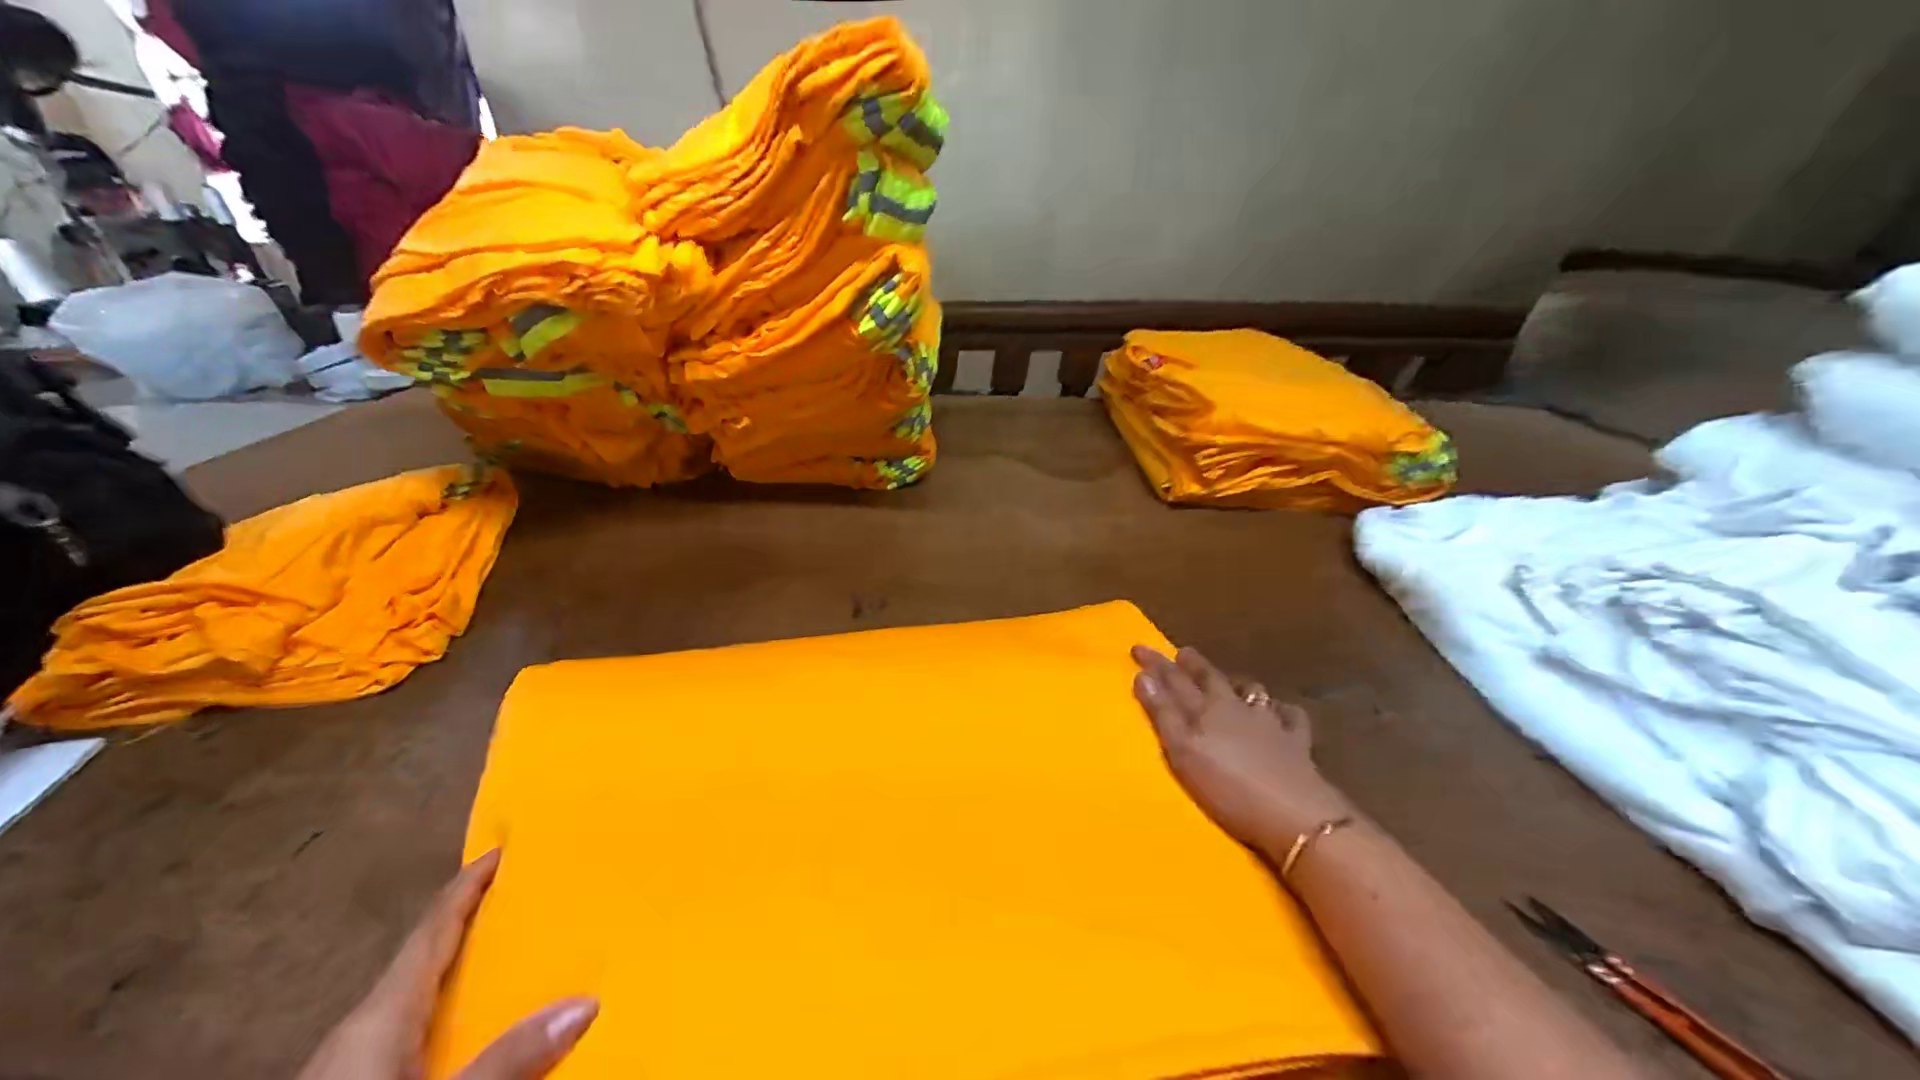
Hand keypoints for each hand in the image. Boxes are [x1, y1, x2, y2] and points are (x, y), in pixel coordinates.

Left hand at [296, 850, 597, 1079]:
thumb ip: (508, 1058)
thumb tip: (586, 1002)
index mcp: (378, 1012)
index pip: (433, 926)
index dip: (469, 883)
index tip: (506, 848)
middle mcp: (358, 1028)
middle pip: (425, 957)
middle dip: (475, 923)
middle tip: (529, 900)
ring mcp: (343, 1064)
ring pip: (415, 998)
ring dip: (461, 971)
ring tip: (513, 959)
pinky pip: (407, 1032)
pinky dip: (446, 1011)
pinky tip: (470, 1030)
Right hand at [1130, 645, 1353, 853]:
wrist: (1295, 817)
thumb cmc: (1229, 789)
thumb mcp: (1183, 754)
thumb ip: (1164, 715)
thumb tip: (1143, 677)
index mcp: (1206, 710)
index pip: (1174, 680)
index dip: (1156, 663)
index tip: (1139, 647)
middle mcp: (1237, 708)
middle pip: (1212, 679)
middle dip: (1193, 665)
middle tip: (1182, 652)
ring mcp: (1270, 723)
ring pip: (1251, 692)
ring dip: (1236, 682)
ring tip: (1229, 680)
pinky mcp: (1296, 743)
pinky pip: (1289, 717)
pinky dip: (1281, 710)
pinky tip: (1280, 711)